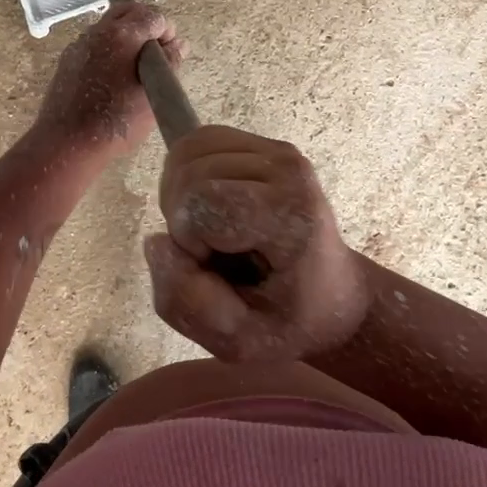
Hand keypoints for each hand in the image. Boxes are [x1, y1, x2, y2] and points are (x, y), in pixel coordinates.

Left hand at [34, 3, 182, 158]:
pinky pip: (95, 44)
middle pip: (127, 11)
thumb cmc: (116, 121)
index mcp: (122, 35)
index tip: (171, 53)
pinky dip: (110, 50)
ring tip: (137, 68)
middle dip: (146, 25)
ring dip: (127, 36)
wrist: (67, 144)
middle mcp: (98, 32)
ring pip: (109, 27)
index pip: (153, 16)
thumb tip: (179, 45)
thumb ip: (170, 64)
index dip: (167, 31)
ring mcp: (80, 45)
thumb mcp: (153, 94)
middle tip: (157, 53)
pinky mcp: (69, 61)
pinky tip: (114, 79)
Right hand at [143, 126, 369, 361]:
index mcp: (289, 216)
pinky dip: (187, 175)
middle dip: (182, 218)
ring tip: (209, 230)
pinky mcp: (264, 143)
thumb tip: (155, 242)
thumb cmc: (289, 322)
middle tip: (211, 254)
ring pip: (187, 153)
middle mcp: (288, 169)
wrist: (331, 294)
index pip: (200, 202)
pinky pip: (198, 144)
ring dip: (181, 196)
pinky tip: (208, 207)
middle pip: (189, 173)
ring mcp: (277, 150)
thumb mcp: (239, 343)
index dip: (190, 242)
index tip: (218, 270)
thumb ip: (189, 304)